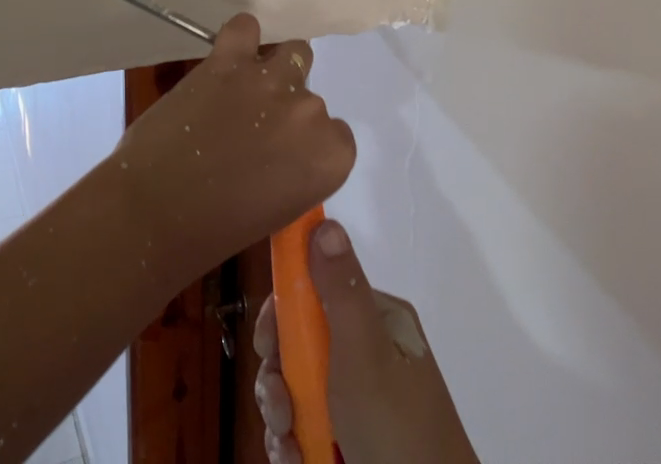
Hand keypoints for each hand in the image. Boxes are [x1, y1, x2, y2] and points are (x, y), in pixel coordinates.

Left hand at [112, 13, 355, 270]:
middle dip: (286, 113)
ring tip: (246, 93)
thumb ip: (295, 169)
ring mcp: (271, 81)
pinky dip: (241, 37)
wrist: (154, 212)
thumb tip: (281, 150)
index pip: (336, 135)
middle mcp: (311, 113)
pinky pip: (245, 28)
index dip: (306, 144)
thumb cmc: (217, 228)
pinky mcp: (228, 63)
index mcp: (331, 156)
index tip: (281, 156)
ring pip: (293, 55)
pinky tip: (232, 54)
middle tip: (252, 133)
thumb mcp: (279, 207)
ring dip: (275, 72)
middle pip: (311, 99)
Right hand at [254, 222, 479, 463]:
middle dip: (278, 379)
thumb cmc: (395, 425)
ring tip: (292, 446)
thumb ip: (340, 289)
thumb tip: (324, 220)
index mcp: (376, 320)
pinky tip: (297, 460)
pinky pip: (301, 428)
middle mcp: (365, 352)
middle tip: (281, 408)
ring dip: (281, 419)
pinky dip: (292, 446)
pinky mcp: (345, 436)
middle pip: (296, 346)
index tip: (266, 343)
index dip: (282, 315)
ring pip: (293, 391)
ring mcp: (355, 397)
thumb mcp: (364, 353)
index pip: (313, 293)